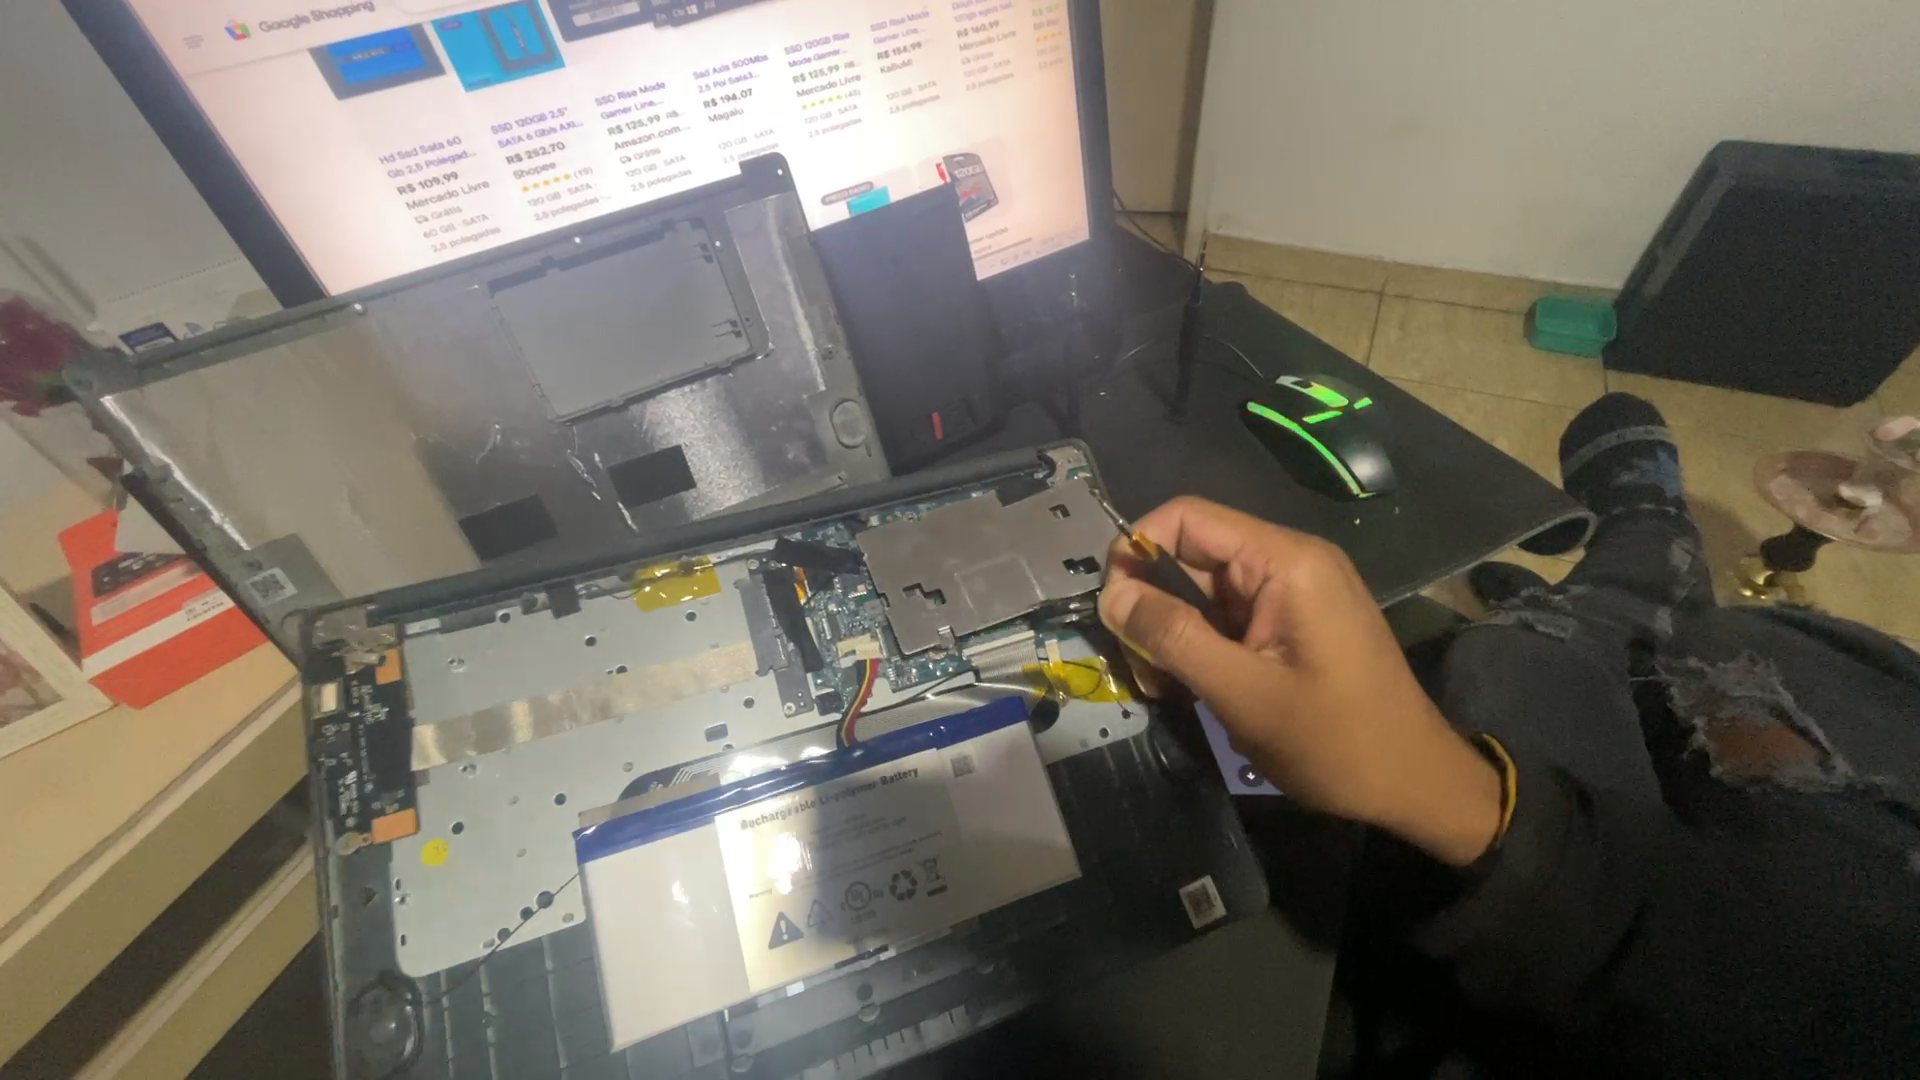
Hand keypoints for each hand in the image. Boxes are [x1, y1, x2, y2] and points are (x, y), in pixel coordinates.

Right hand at [1099, 497, 1500, 866]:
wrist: (1415, 788)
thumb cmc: (1336, 741)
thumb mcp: (1243, 692)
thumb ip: (1173, 636)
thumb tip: (1111, 595)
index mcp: (1285, 560)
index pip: (1187, 518)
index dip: (1138, 550)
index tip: (1112, 606)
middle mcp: (1286, 561)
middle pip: (1189, 557)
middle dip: (1151, 606)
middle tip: (1139, 667)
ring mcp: (1288, 592)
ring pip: (1198, 591)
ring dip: (1169, 633)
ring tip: (1162, 687)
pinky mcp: (1286, 621)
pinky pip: (1221, 617)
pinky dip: (1194, 647)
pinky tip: (1186, 687)